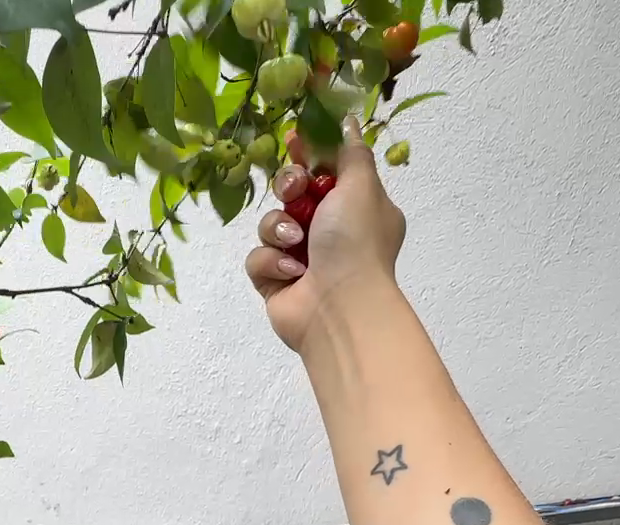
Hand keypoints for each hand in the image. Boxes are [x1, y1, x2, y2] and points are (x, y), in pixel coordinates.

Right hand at [245, 116, 406, 352]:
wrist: (339, 307)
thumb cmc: (355, 243)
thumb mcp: (361, 185)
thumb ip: (350, 152)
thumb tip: (349, 121)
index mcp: (353, 207)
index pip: (324, 171)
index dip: (308, 154)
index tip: (293, 140)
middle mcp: (326, 232)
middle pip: (291, 193)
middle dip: (288, 187)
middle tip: (294, 190)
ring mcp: (298, 258)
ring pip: (270, 225)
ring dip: (279, 229)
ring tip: (296, 245)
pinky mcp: (274, 282)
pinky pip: (258, 259)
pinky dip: (272, 263)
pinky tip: (292, 274)